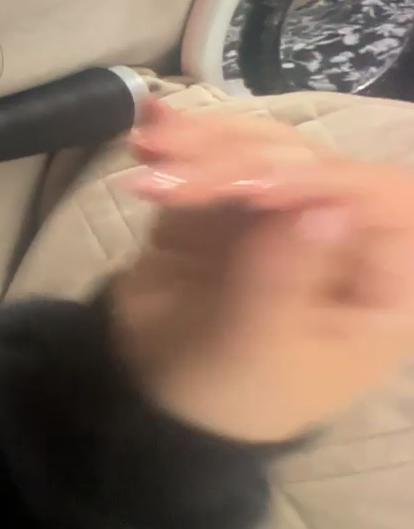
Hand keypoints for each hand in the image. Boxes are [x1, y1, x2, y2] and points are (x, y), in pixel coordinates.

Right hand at [113, 100, 413, 441]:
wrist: (162, 400)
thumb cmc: (234, 391)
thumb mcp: (258, 347)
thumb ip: (282, 278)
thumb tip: (315, 208)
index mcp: (384, 273)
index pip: (372, 198)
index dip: (312, 179)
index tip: (239, 188)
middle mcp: (336, 234)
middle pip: (307, 164)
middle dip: (236, 155)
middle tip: (161, 164)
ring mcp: (270, 221)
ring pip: (253, 154)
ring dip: (202, 140)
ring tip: (144, 138)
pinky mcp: (211, 217)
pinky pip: (203, 169)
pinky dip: (176, 147)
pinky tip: (146, 129)